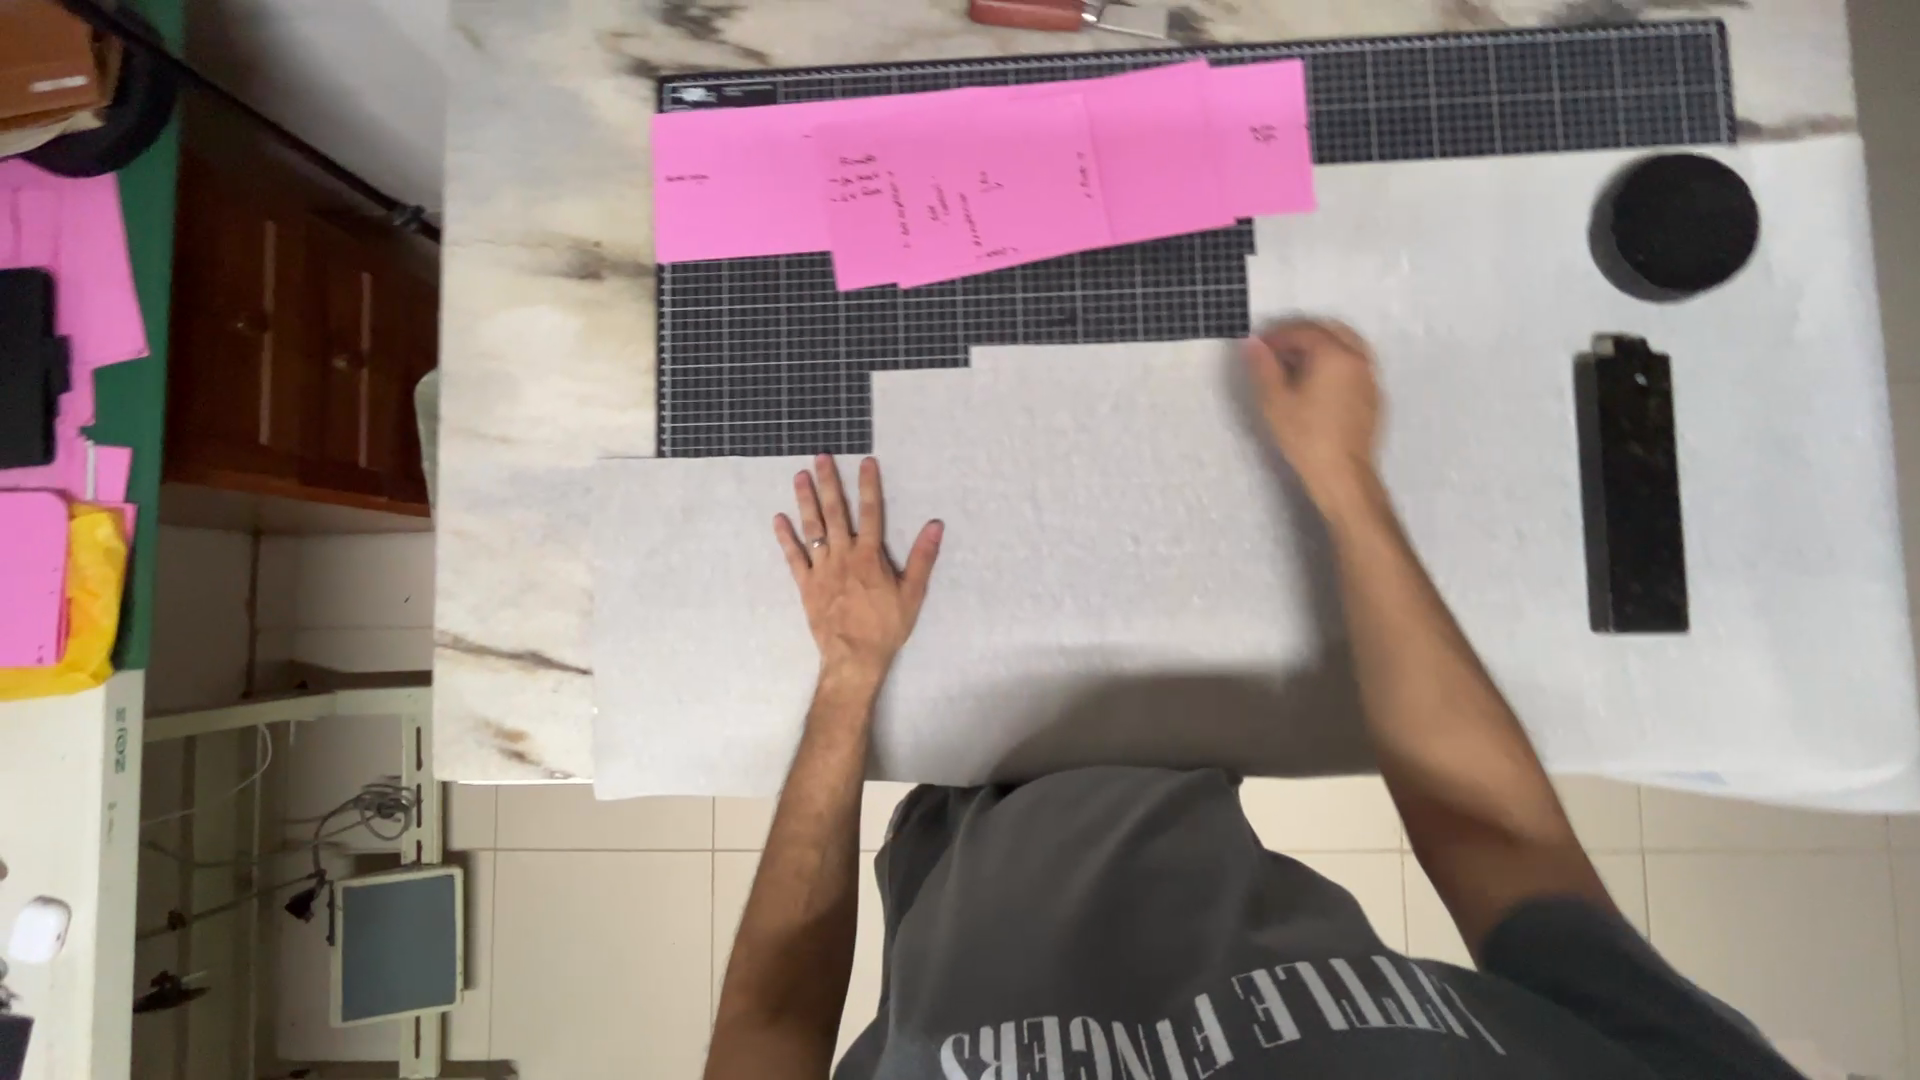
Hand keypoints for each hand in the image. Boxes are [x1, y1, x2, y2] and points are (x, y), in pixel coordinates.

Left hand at [774, 455, 942, 686]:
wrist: (854, 658)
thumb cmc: (887, 627)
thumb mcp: (913, 593)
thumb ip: (922, 557)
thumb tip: (935, 525)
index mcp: (870, 556)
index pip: (871, 512)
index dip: (868, 485)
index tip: (865, 461)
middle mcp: (843, 556)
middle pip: (835, 513)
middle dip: (829, 483)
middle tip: (821, 457)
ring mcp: (822, 570)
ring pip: (812, 529)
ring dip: (805, 501)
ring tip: (799, 476)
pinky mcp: (806, 585)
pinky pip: (793, 557)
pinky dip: (785, 538)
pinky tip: (778, 519)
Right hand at [1243, 319, 1382, 517]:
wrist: (1342, 471)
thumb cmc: (1304, 436)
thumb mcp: (1275, 400)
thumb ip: (1263, 366)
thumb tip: (1252, 342)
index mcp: (1334, 355)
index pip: (1304, 330)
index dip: (1278, 335)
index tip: (1259, 347)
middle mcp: (1358, 357)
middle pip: (1330, 329)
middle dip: (1302, 334)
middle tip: (1277, 350)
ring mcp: (1370, 375)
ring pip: (1346, 343)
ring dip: (1321, 344)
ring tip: (1296, 365)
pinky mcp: (1373, 393)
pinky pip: (1355, 362)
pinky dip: (1335, 359)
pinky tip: (1317, 382)